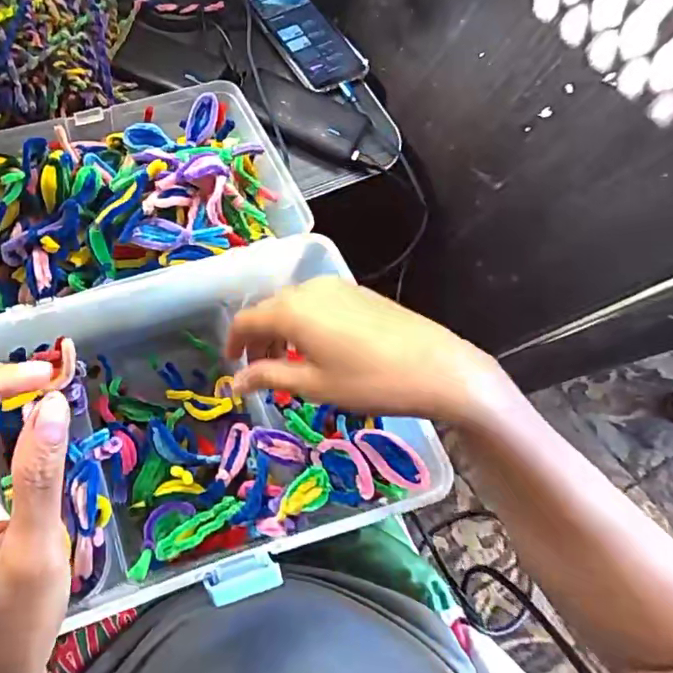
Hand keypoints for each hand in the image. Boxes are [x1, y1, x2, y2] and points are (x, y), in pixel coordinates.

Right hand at [225, 277, 525, 429]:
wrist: (440, 369)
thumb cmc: (370, 381)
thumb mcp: (313, 385)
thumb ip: (267, 377)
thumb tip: (234, 382)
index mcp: (291, 309)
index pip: (246, 320)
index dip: (233, 344)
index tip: (232, 367)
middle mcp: (308, 289)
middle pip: (268, 310)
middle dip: (258, 340)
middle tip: (259, 372)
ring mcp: (336, 287)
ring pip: (292, 305)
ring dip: (281, 332)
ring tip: (288, 365)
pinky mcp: (358, 292)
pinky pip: (316, 304)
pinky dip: (304, 324)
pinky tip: (318, 350)